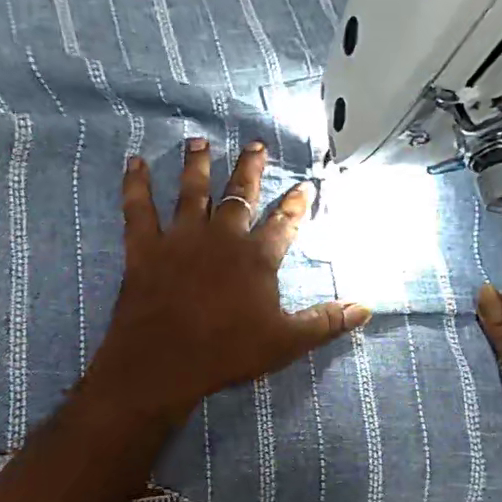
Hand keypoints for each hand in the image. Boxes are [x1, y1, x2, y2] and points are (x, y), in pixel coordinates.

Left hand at [85, 137, 371, 423]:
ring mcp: (181, 237)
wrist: (164, 359)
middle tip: (255, 145)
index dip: (296, 205)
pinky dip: (136, 184)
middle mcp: (221, 236)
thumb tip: (365, 309)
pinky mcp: (145, 246)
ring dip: (196, 164)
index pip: (284, 224)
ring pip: (191, 191)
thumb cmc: (227, 351)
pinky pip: (138, 207)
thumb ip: (325, 322)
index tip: (305, 185)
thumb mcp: (286, 342)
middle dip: (250, 169)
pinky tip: (135, 162)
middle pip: (239, 195)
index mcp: (256, 257)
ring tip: (199, 141)